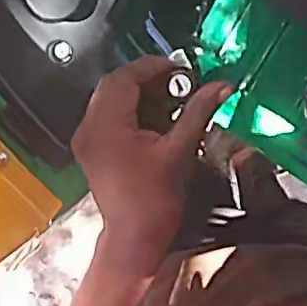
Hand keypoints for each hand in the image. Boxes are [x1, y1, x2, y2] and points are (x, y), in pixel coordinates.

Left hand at [72, 57, 230, 270]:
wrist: (135, 238)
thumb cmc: (154, 202)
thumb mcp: (179, 151)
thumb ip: (198, 112)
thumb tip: (219, 87)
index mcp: (105, 126)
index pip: (124, 78)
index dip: (153, 67)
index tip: (179, 67)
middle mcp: (89, 129)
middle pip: (114, 85)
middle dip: (146, 79)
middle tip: (177, 81)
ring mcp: (87, 140)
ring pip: (109, 99)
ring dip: (138, 93)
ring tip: (169, 99)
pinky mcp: (91, 149)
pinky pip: (107, 115)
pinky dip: (129, 110)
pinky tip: (154, 118)